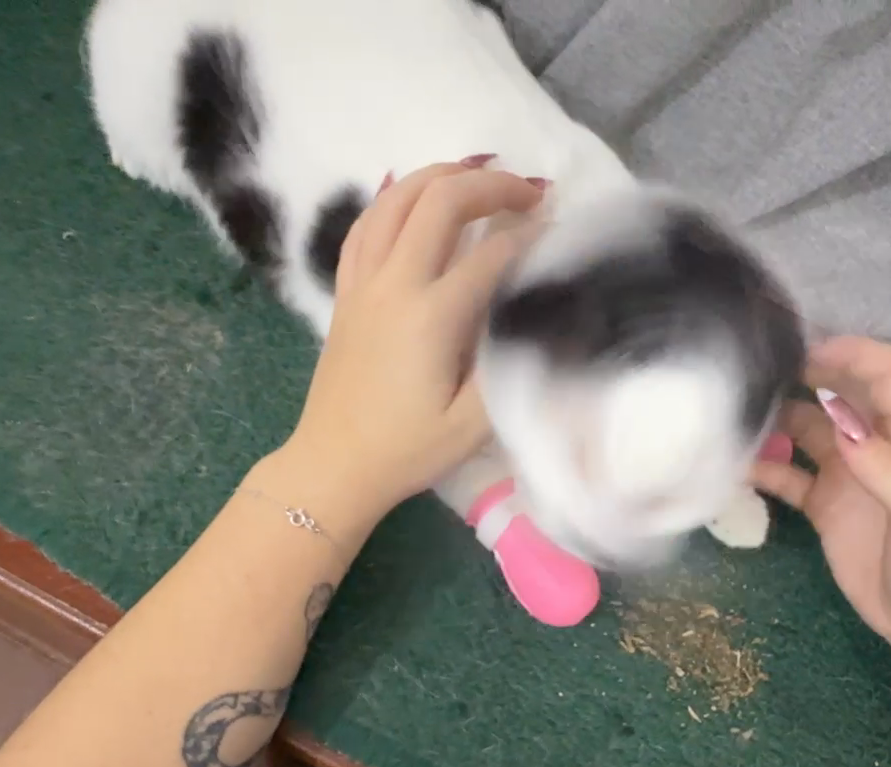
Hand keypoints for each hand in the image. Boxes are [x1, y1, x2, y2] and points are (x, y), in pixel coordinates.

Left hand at [279, 160, 544, 521]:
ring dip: (440, 176)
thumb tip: (540, 322)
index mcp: (432, 317)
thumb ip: (510, 367)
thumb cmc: (406, 451)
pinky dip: (393, 200)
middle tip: (528, 192)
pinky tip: (413, 200)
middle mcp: (393, 284)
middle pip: (440, 200)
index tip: (557, 233)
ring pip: (395, 198)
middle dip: (491, 185)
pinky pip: (366, 225)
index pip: (490, 254)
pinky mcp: (345, 294)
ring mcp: (362, 284)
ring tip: (477, 179)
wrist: (334, 466)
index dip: (530, 236)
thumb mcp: (473, 425)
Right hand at [751, 338, 890, 656]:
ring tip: (737, 416)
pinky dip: (761, 468)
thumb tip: (841, 422)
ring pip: (805, 429)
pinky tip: (734, 468)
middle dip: (804, 376)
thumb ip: (888, 470)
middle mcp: (875, 447)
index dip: (851, 354)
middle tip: (757, 375)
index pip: (885, 377)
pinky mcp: (821, 504)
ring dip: (775, 420)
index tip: (804, 352)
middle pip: (839, 393)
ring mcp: (846, 475)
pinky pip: (786, 474)